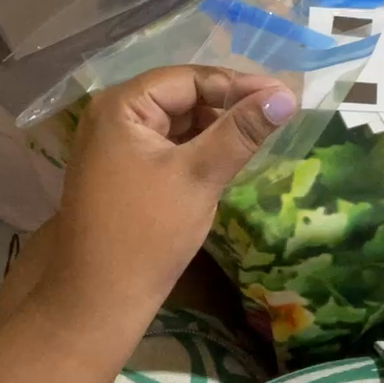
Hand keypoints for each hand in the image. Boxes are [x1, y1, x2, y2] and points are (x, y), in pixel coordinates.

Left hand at [38, 65, 295, 314]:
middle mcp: (112, 115)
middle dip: (228, 105)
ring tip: (258, 134)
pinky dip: (197, 146)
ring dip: (215, 126)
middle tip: (275, 115)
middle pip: (182, 95)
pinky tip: (226, 155)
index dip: (238, 85)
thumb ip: (242, 131)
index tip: (283, 97)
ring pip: (177, 120)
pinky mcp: (122, 168)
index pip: (189, 79)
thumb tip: (286, 96)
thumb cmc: (147, 234)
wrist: (97, 303)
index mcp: (121, 105)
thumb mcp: (200, 175)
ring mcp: (114, 142)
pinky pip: (167, 142)